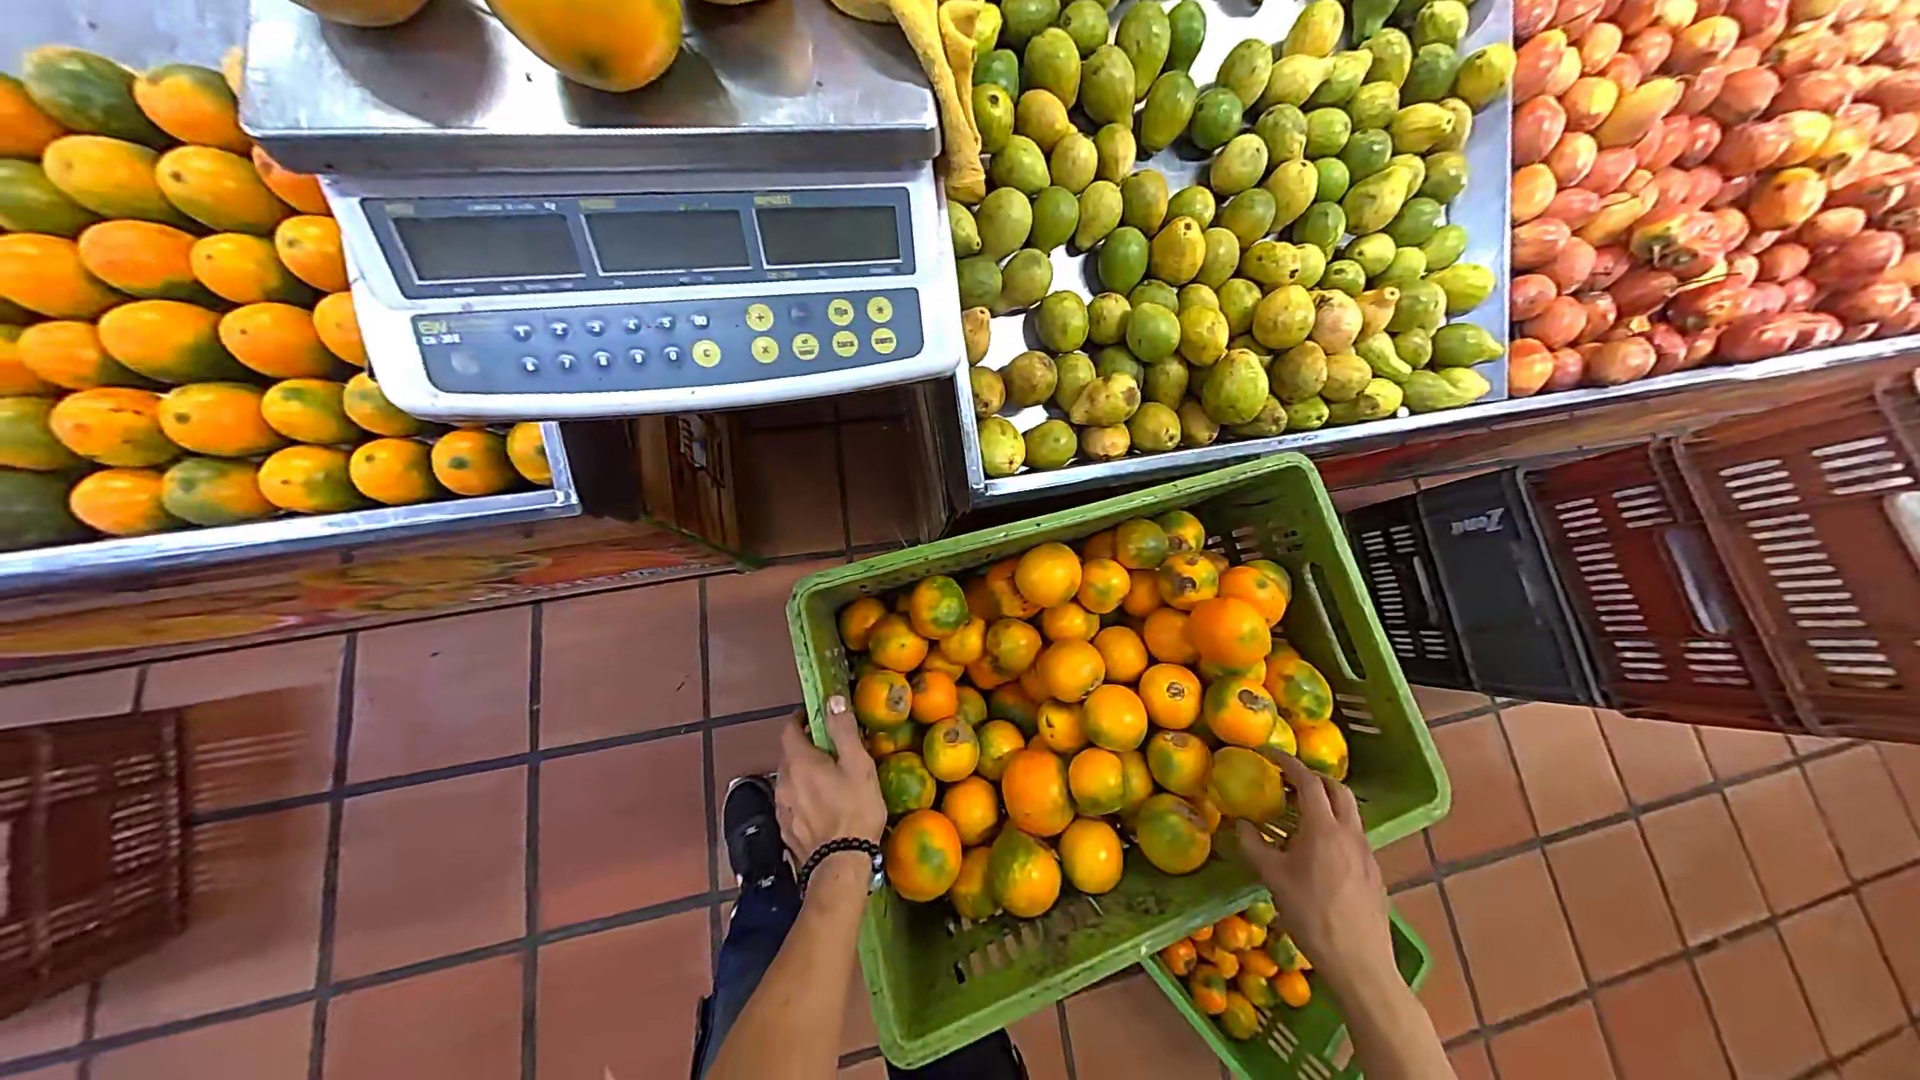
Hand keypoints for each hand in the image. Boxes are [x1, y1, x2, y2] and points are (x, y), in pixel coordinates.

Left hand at [776, 695, 886, 864]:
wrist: (840, 866)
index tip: (817, 716)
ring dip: (804, 773)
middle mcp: (783, 781)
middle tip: (831, 748)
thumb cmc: (854, 810)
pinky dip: (803, 796)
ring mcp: (781, 808)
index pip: (789, 728)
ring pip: (790, 779)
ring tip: (829, 779)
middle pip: (789, 754)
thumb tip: (832, 699)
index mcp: (798, 761)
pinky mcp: (785, 830)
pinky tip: (822, 806)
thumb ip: (843, 730)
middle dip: (806, 746)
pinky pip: (791, 802)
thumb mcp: (857, 765)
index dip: (801, 718)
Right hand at [1235, 755, 1396, 995]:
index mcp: (1325, 830)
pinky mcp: (1374, 873)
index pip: (1309, 782)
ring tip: (1300, 812)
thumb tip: (1241, 824)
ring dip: (1326, 801)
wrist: (1360, 964)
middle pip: (1338, 790)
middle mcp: (1350, 834)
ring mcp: (1367, 854)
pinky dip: (1335, 826)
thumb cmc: (1311, 916)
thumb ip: (1254, 846)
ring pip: (1350, 812)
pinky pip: (1354, 835)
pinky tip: (1318, 849)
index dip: (1290, 763)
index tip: (1272, 753)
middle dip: (1314, 777)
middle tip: (1289, 779)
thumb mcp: (1273, 879)